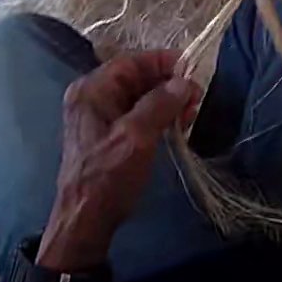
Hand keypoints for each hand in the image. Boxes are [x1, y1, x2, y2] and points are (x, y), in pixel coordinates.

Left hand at [40, 51, 200, 270]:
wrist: (86, 219)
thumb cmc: (108, 175)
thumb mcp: (136, 137)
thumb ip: (160, 104)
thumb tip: (184, 82)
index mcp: (91, 90)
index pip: (130, 62)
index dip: (162, 62)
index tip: (192, 69)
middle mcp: (92, 98)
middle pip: (135, 78)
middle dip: (167, 84)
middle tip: (196, 97)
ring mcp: (98, 117)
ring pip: (138, 97)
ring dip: (166, 101)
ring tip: (191, 113)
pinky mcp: (108, 136)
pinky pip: (136, 115)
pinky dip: (157, 116)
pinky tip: (177, 126)